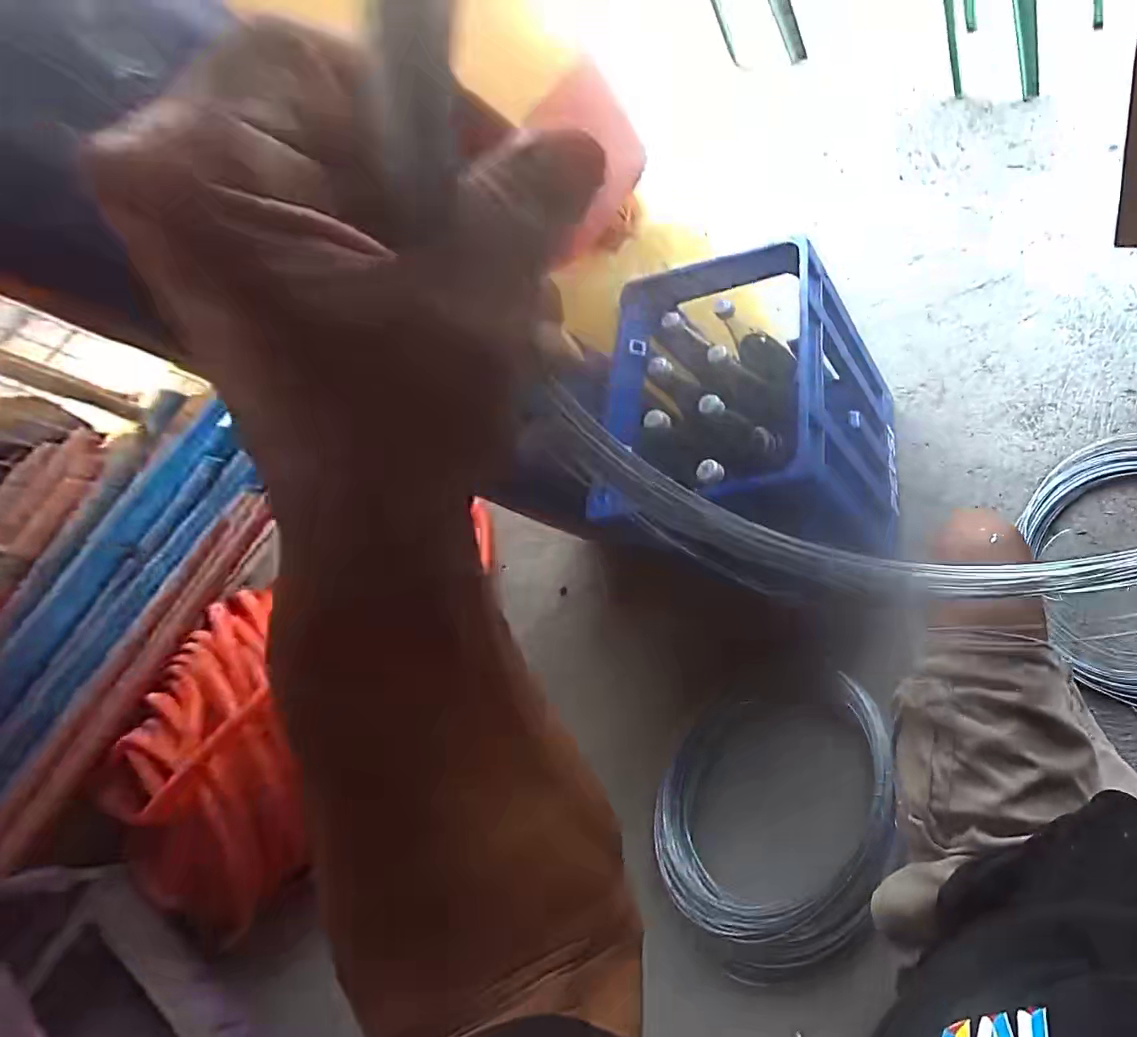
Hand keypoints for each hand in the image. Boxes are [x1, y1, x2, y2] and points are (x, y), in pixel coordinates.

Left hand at [85, 19, 603, 506]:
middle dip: (468, 199)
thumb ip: (520, 212)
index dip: (432, 109)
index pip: (313, 64)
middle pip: (358, 133)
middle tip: (535, 261)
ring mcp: (252, 238)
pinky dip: (463, 276)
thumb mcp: (475, 307)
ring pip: (390, 193)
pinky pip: (393, 241)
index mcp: (203, 174)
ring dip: (481, 249)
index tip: (519, 179)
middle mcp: (203, 188)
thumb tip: (582, 146)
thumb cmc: (409, 421)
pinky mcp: (300, 278)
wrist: (383, 521)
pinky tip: (507, 330)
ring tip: (528, 320)